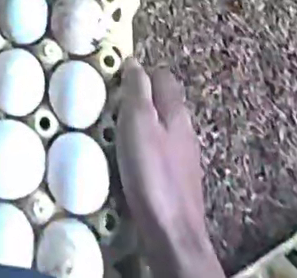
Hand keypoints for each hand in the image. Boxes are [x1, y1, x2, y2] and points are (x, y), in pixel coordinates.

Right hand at [117, 62, 222, 277]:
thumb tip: (134, 62)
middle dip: (139, 100)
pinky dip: (144, 151)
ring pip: (161, 128)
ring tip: (116, 135)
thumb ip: (137, 89)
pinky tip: (130, 164)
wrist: (173, 235)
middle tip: (112, 108)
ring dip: (141, 127)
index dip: (141, 73)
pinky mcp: (179, 182)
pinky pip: (160, 154)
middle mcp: (185, 130)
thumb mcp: (138, 120)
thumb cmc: (152, 172)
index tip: (116, 82)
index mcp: (176, 111)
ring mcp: (184, 158)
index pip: (162, 76)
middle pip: (162, 102)